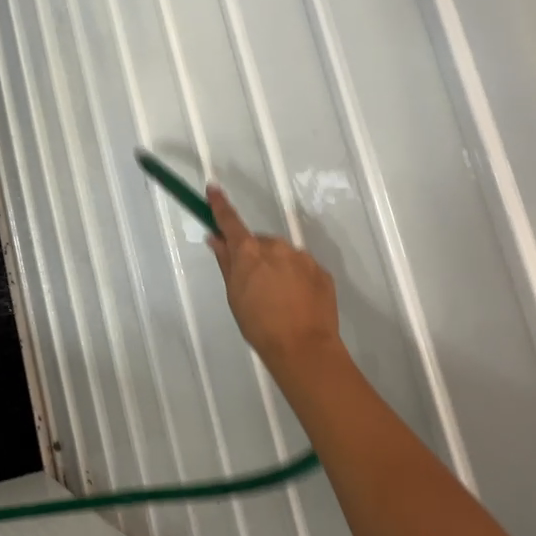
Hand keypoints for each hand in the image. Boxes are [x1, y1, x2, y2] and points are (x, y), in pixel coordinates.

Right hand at [206, 184, 340, 366]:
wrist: (304, 348)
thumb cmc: (258, 324)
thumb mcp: (234, 294)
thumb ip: (226, 263)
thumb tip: (216, 239)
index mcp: (249, 251)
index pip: (230, 221)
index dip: (219, 204)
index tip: (213, 187)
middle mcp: (277, 246)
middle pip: (259, 242)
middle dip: (254, 255)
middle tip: (252, 283)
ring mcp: (302, 258)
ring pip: (282, 255)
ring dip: (276, 267)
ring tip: (277, 298)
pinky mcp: (322, 272)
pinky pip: (302, 268)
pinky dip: (295, 278)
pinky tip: (295, 301)